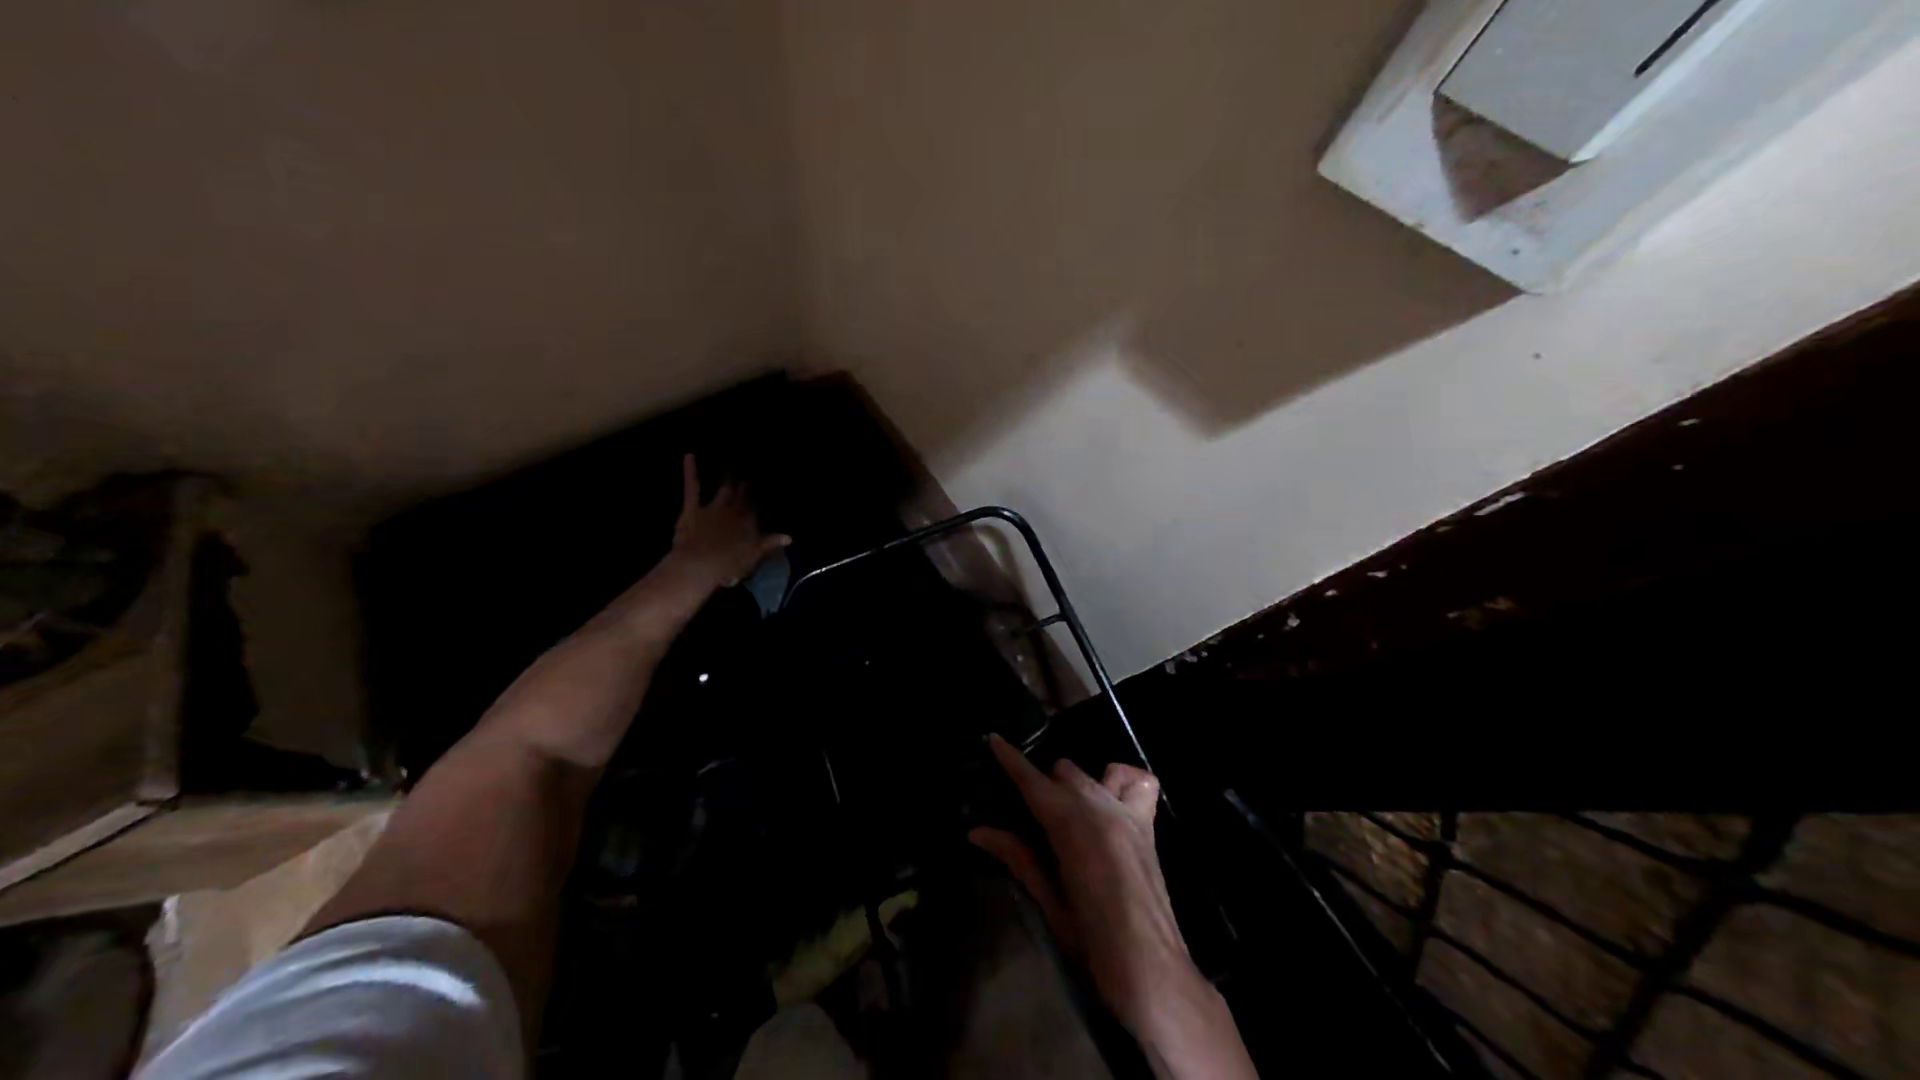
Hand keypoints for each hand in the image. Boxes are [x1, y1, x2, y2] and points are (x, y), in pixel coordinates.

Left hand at [666, 454, 790, 587]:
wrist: (700, 565)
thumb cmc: (729, 565)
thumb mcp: (754, 556)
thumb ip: (770, 544)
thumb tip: (789, 537)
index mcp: (749, 523)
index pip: (755, 508)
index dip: (757, 499)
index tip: (761, 489)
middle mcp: (734, 511)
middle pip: (742, 496)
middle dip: (746, 487)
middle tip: (748, 477)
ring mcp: (712, 508)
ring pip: (724, 490)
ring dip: (727, 480)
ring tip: (730, 467)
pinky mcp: (692, 509)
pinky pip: (692, 488)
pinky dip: (690, 471)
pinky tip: (689, 456)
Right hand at [970, 734, 1186, 1029]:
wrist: (1150, 967)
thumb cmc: (1091, 941)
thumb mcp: (1047, 900)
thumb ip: (1016, 857)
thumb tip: (976, 831)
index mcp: (1071, 827)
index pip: (1034, 782)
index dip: (1011, 759)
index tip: (995, 740)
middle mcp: (1101, 808)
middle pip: (1064, 773)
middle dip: (1044, 785)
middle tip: (1033, 817)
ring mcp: (1129, 812)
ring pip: (1094, 772)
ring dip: (1077, 786)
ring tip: (1070, 816)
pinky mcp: (1147, 825)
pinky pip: (1138, 782)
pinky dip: (1121, 783)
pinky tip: (1110, 804)